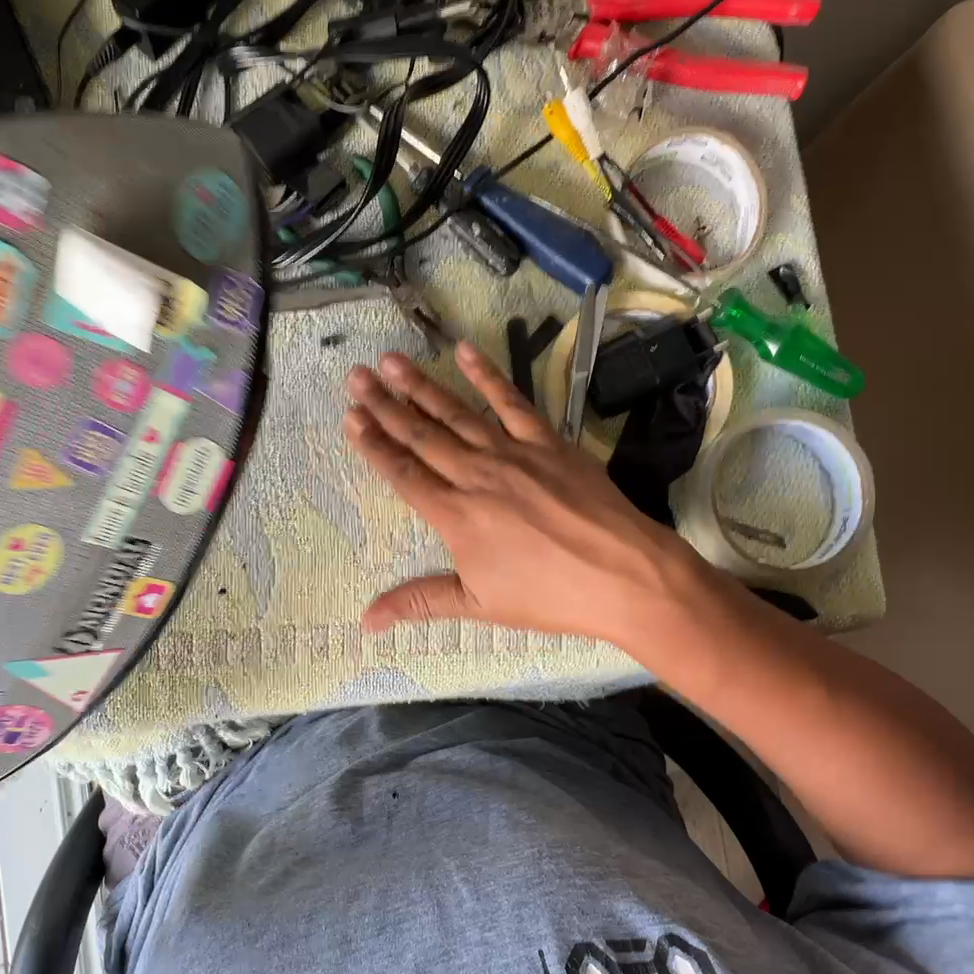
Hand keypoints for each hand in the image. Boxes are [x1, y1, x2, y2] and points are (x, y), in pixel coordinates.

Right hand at [343, 342, 726, 649]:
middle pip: (421, 435)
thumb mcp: (478, 605)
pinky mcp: (548, 442)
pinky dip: (487, 376)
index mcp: (455, 516)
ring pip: (457, 413)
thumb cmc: (549, 596)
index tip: (350, 417)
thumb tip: (365, 622)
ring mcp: (513, 453)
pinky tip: (465, 351)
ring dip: (421, 386)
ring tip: (392, 361)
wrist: (624, 575)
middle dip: (384, 405)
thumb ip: (419, 601)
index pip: (402, 473)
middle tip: (356, 376)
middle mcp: (476, 476)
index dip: (373, 444)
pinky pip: (512, 402)